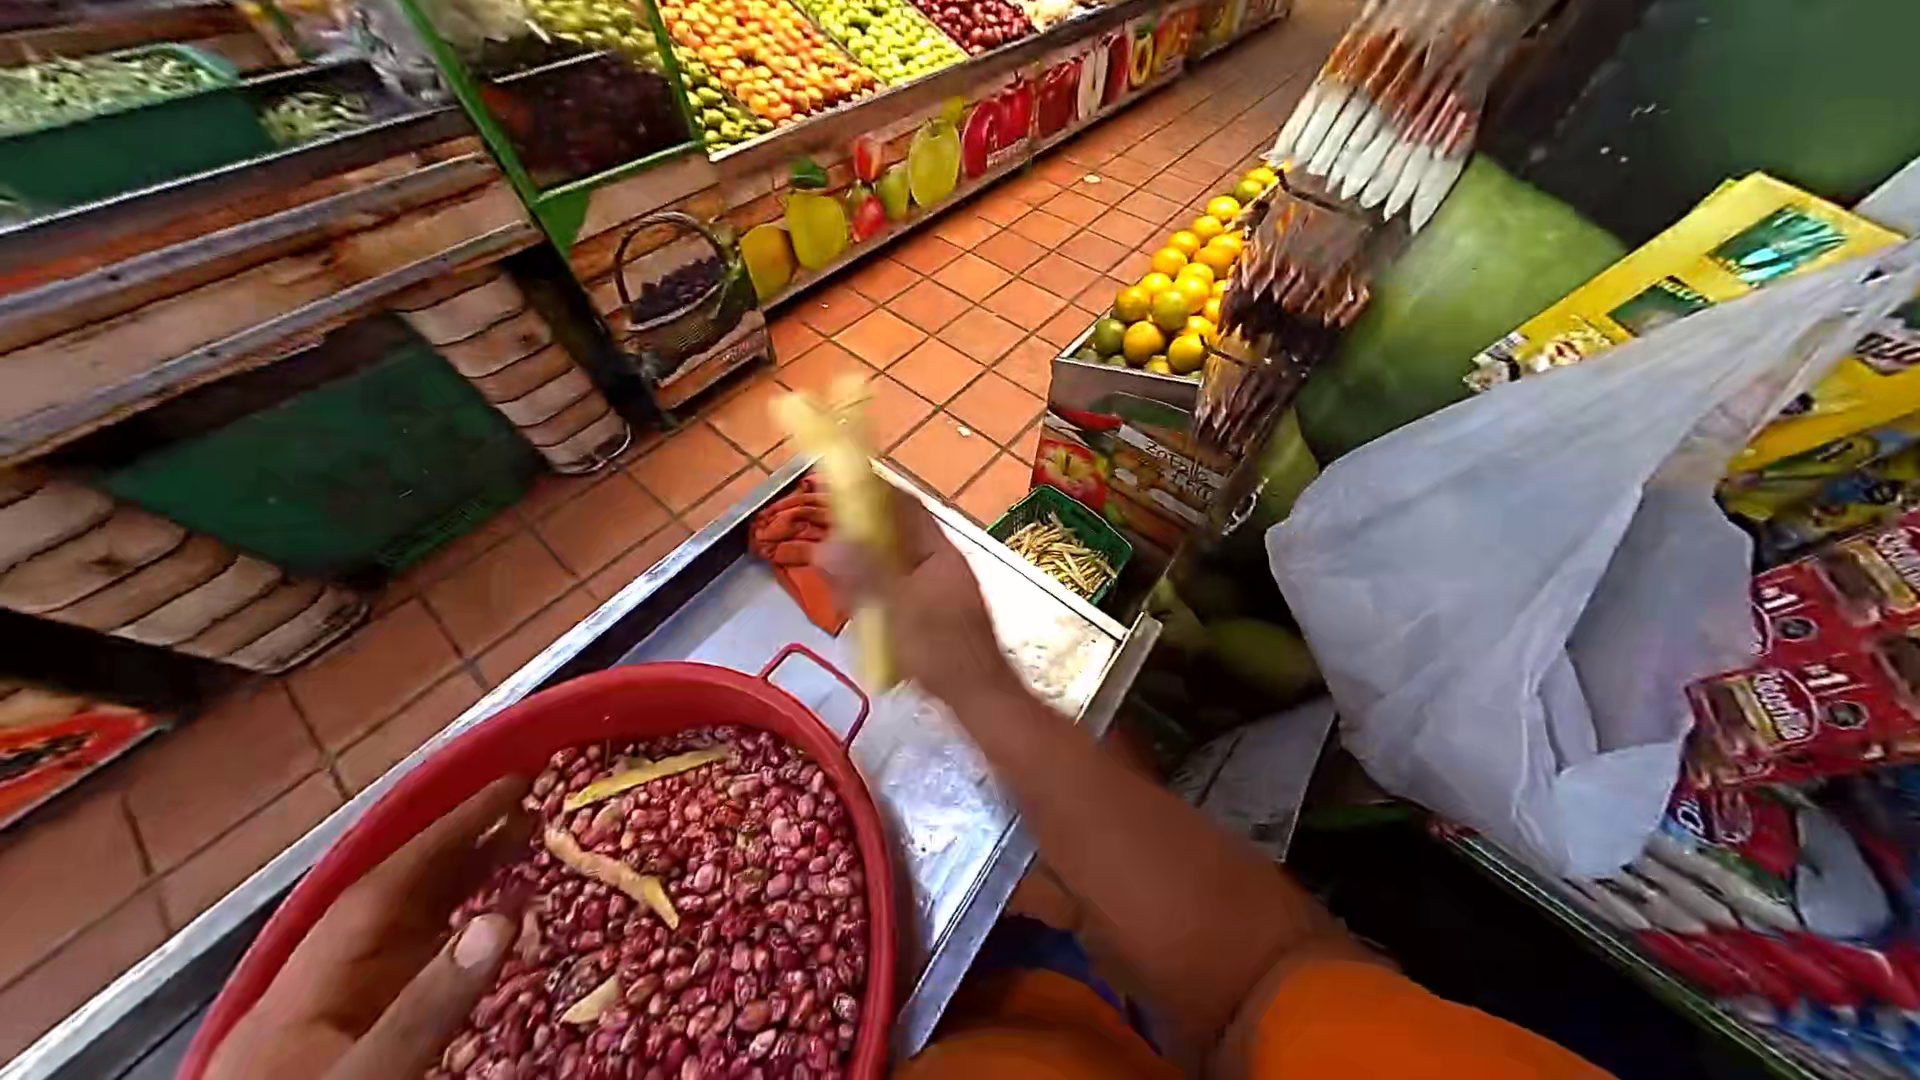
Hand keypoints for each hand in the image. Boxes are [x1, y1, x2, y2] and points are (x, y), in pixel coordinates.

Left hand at [206, 778, 529, 1079]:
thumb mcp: (362, 1079)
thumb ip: (424, 1007)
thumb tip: (504, 918)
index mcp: (303, 988)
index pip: (384, 886)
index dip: (448, 832)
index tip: (509, 787)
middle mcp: (328, 988)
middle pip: (405, 899)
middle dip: (470, 847)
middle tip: (537, 804)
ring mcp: (352, 1016)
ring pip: (422, 928)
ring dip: (477, 884)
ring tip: (536, 842)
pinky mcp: (378, 1041)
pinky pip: (435, 965)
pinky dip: (475, 932)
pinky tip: (512, 917)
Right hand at [819, 488, 1019, 708]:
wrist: (980, 696)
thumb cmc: (942, 651)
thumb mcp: (899, 611)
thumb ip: (864, 577)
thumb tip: (827, 544)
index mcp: (939, 554)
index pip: (906, 507)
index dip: (875, 492)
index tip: (841, 485)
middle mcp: (942, 564)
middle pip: (899, 535)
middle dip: (864, 534)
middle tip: (831, 543)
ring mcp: (941, 589)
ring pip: (898, 563)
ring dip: (868, 565)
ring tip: (842, 581)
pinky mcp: (936, 612)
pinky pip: (902, 589)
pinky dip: (879, 591)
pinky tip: (863, 609)